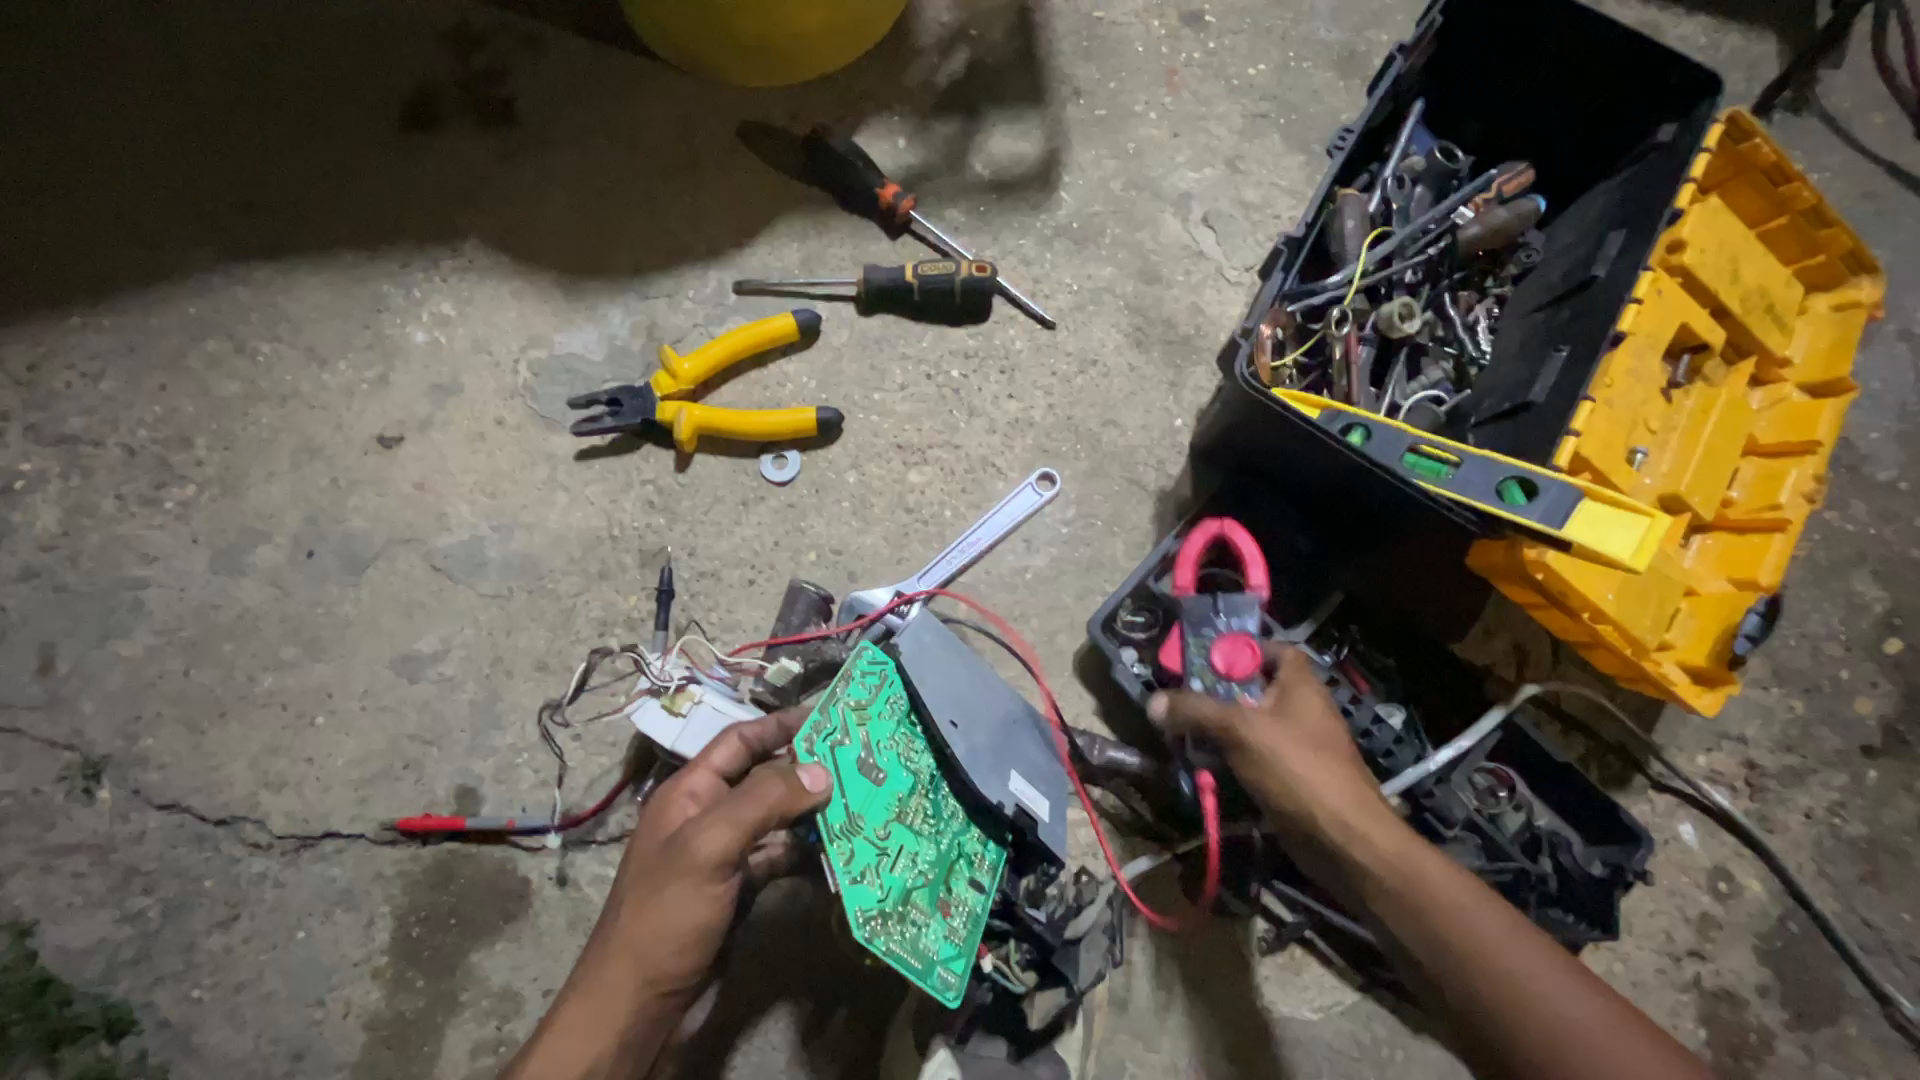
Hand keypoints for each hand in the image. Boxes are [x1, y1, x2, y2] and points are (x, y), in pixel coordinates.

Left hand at [592, 707, 831, 1003]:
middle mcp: (708, 816)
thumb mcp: (710, 846)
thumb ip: (764, 800)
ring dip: (812, 812)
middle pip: (763, 777)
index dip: (779, 725)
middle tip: (857, 760)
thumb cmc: (666, 914)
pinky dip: (806, 853)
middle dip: (806, 768)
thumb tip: (821, 770)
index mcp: (690, 792)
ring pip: (776, 819)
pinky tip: (838, 852)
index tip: (827, 716)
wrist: (638, 1004)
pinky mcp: (740, 889)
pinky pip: (779, 858)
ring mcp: (725, 854)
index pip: (739, 741)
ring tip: (859, 802)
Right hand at [1149, 644, 1404, 871]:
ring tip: (1181, 732)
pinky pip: (1253, 760)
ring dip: (1219, 731)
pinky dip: (1230, 761)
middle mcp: (1301, 711)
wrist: (1344, 841)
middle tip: (1181, 698)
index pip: (1275, 650)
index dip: (1244, 649)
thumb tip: (1153, 702)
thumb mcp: (1240, 730)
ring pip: (1250, 728)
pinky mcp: (1290, 780)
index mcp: (1300, 686)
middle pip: (1255, 690)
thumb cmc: (1297, 769)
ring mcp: (1297, 748)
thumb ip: (1196, 711)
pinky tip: (1202, 768)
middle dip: (1218, 693)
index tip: (1206, 658)